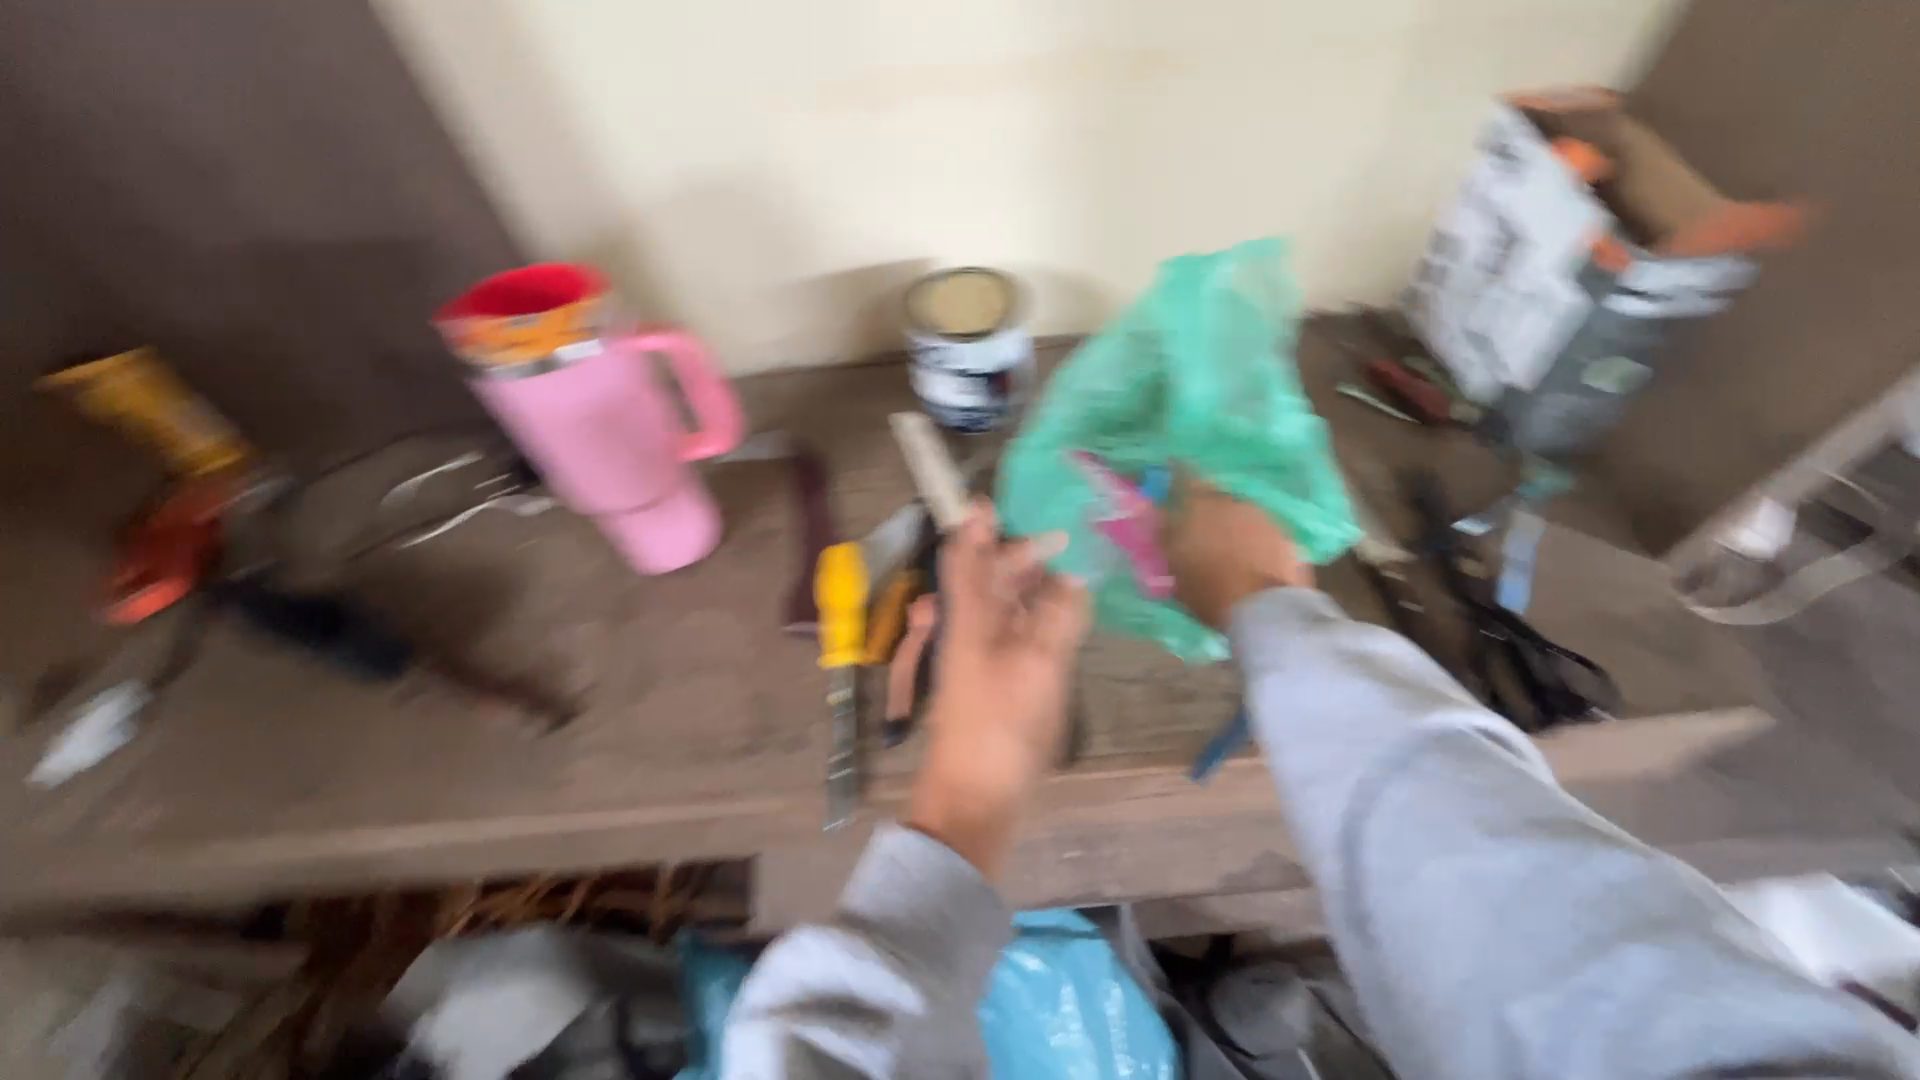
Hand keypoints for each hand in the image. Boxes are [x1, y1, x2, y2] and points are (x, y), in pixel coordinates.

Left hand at [906, 500, 1090, 878]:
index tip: (994, 499)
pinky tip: (1067, 616)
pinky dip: (1040, 617)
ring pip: (1007, 606)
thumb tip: (1074, 578)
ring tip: (1073, 568)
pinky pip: (1019, 634)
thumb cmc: (1002, 723)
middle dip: (1021, 553)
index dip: (975, 527)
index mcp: (969, 615)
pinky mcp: (999, 682)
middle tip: (1063, 536)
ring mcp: (984, 657)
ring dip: (1034, 584)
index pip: (965, 557)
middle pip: (990, 578)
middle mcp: (972, 629)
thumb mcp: (1040, 661)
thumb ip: (1060, 614)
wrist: (977, 795)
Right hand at [1162, 469, 1311, 630]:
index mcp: (1198, 504)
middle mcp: (1231, 500)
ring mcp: (1261, 515)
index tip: (1169, 474)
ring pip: (1238, 511)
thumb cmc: (1207, 588)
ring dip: (1229, 523)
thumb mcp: (1173, 564)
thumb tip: (1158, 514)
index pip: (1182, 474)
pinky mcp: (1284, 534)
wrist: (1264, 608)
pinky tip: (1248, 557)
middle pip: (1212, 495)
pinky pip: (1260, 529)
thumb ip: (1165, 534)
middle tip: (1196, 525)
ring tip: (1225, 546)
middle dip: (1203, 506)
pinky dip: (1251, 538)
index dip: (1175, 473)